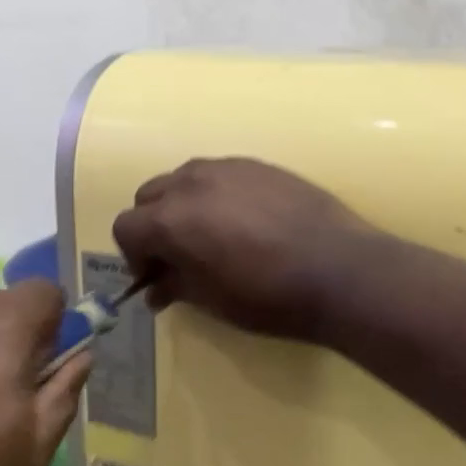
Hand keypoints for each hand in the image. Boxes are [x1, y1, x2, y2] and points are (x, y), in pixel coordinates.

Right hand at [112, 158, 379, 340]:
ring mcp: (228, 168)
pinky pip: (220, 174)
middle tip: (177, 257)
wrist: (340, 270)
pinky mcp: (260, 165)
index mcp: (171, 219)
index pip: (125, 227)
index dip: (133, 256)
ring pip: (183, 178)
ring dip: (182, 205)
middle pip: (149, 196)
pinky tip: (244, 221)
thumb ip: (176, 287)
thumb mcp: (213, 301)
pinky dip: (215, 194)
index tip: (156, 279)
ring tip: (210, 235)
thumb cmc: (269, 296)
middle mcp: (191, 183)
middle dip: (153, 226)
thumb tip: (156, 288)